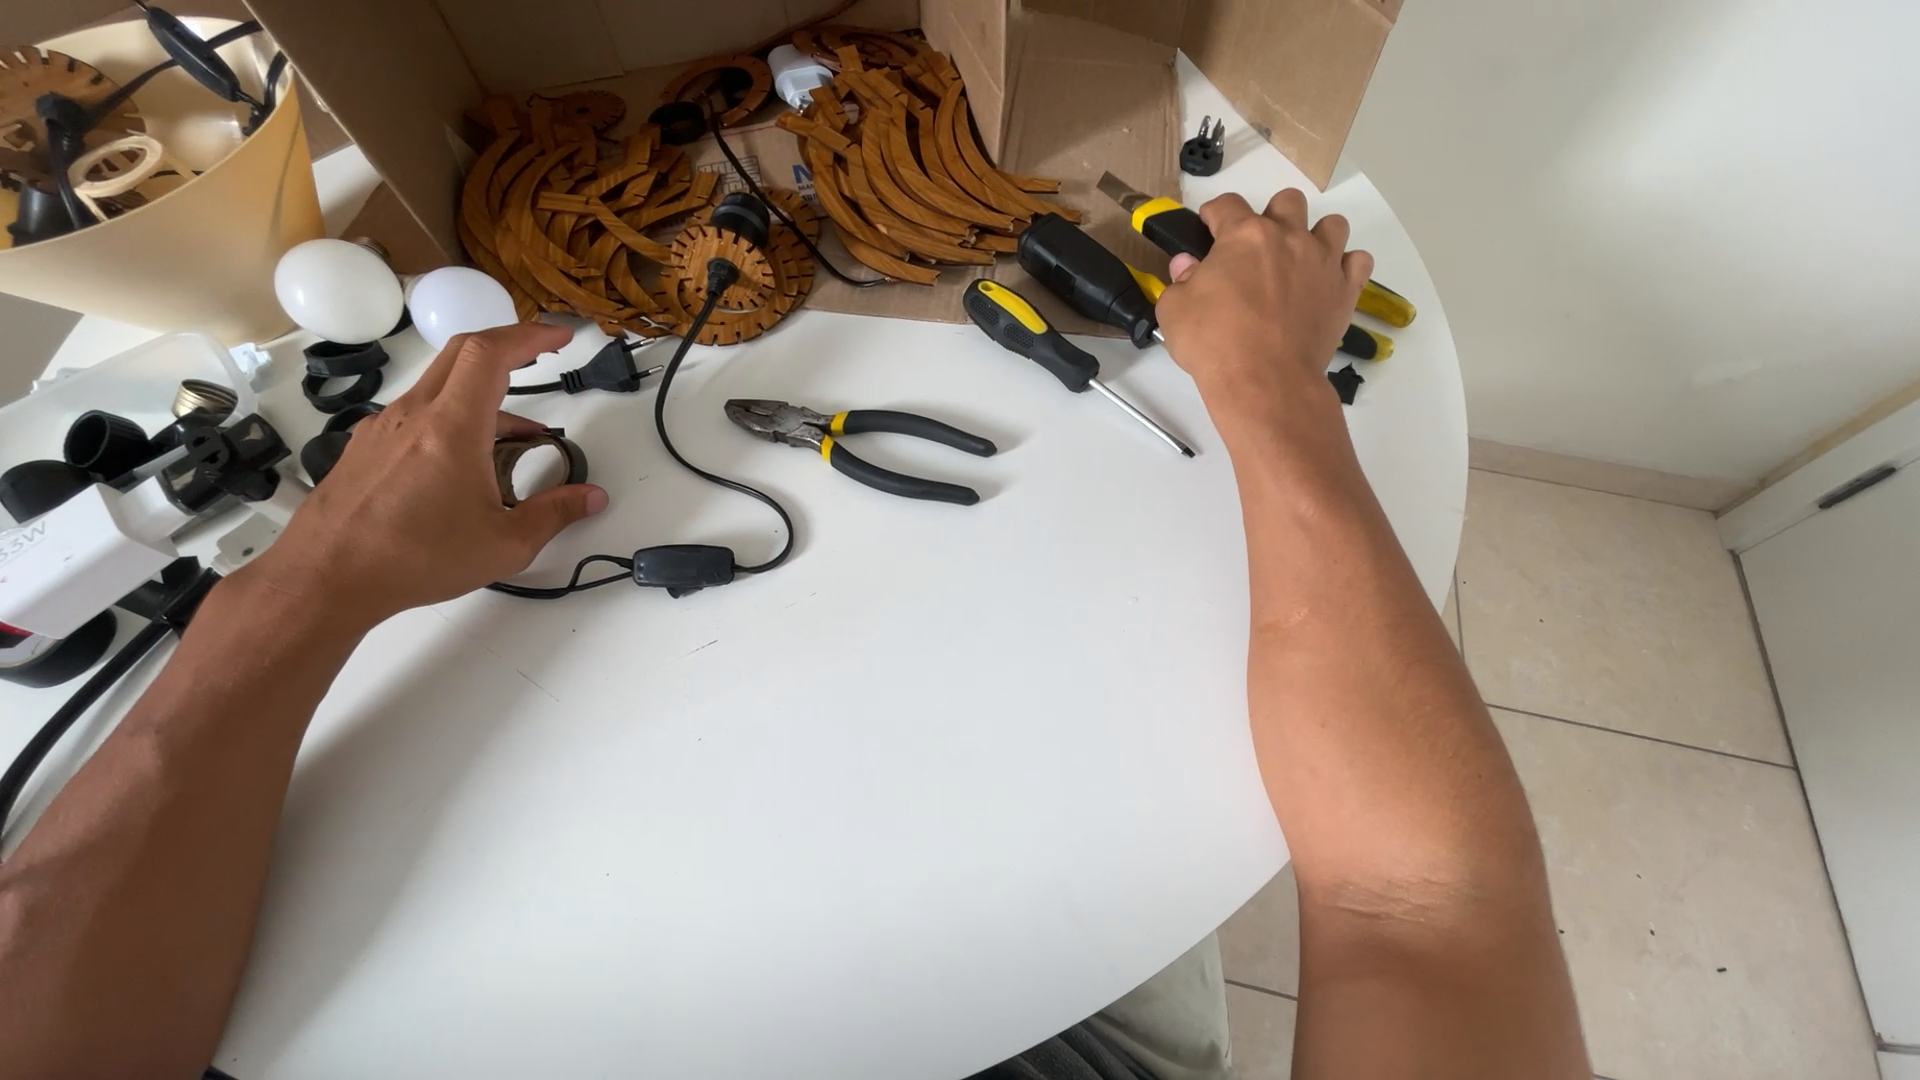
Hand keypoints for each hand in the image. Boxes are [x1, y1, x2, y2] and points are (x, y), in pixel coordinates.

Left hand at [244, 324, 607, 629]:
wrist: (324, 580)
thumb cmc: (411, 559)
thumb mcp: (505, 544)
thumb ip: (556, 513)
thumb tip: (591, 497)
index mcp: (450, 428)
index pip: (490, 354)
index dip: (529, 335)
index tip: (558, 337)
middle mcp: (413, 416)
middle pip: (463, 353)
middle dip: (509, 345)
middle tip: (543, 353)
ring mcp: (385, 429)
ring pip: (443, 385)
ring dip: (488, 395)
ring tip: (521, 437)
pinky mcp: (369, 448)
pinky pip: (421, 413)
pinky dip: (457, 417)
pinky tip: (473, 459)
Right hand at [1156, 190, 1372, 415]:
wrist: (1264, 381)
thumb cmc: (1214, 344)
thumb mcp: (1174, 311)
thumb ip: (1180, 281)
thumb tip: (1187, 266)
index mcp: (1244, 236)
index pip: (1227, 205)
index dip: (1214, 212)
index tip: (1209, 224)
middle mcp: (1288, 238)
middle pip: (1287, 202)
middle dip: (1270, 216)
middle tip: (1255, 248)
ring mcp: (1323, 262)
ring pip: (1332, 225)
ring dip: (1315, 235)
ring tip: (1298, 260)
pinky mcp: (1345, 291)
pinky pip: (1358, 262)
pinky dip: (1344, 266)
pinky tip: (1326, 281)